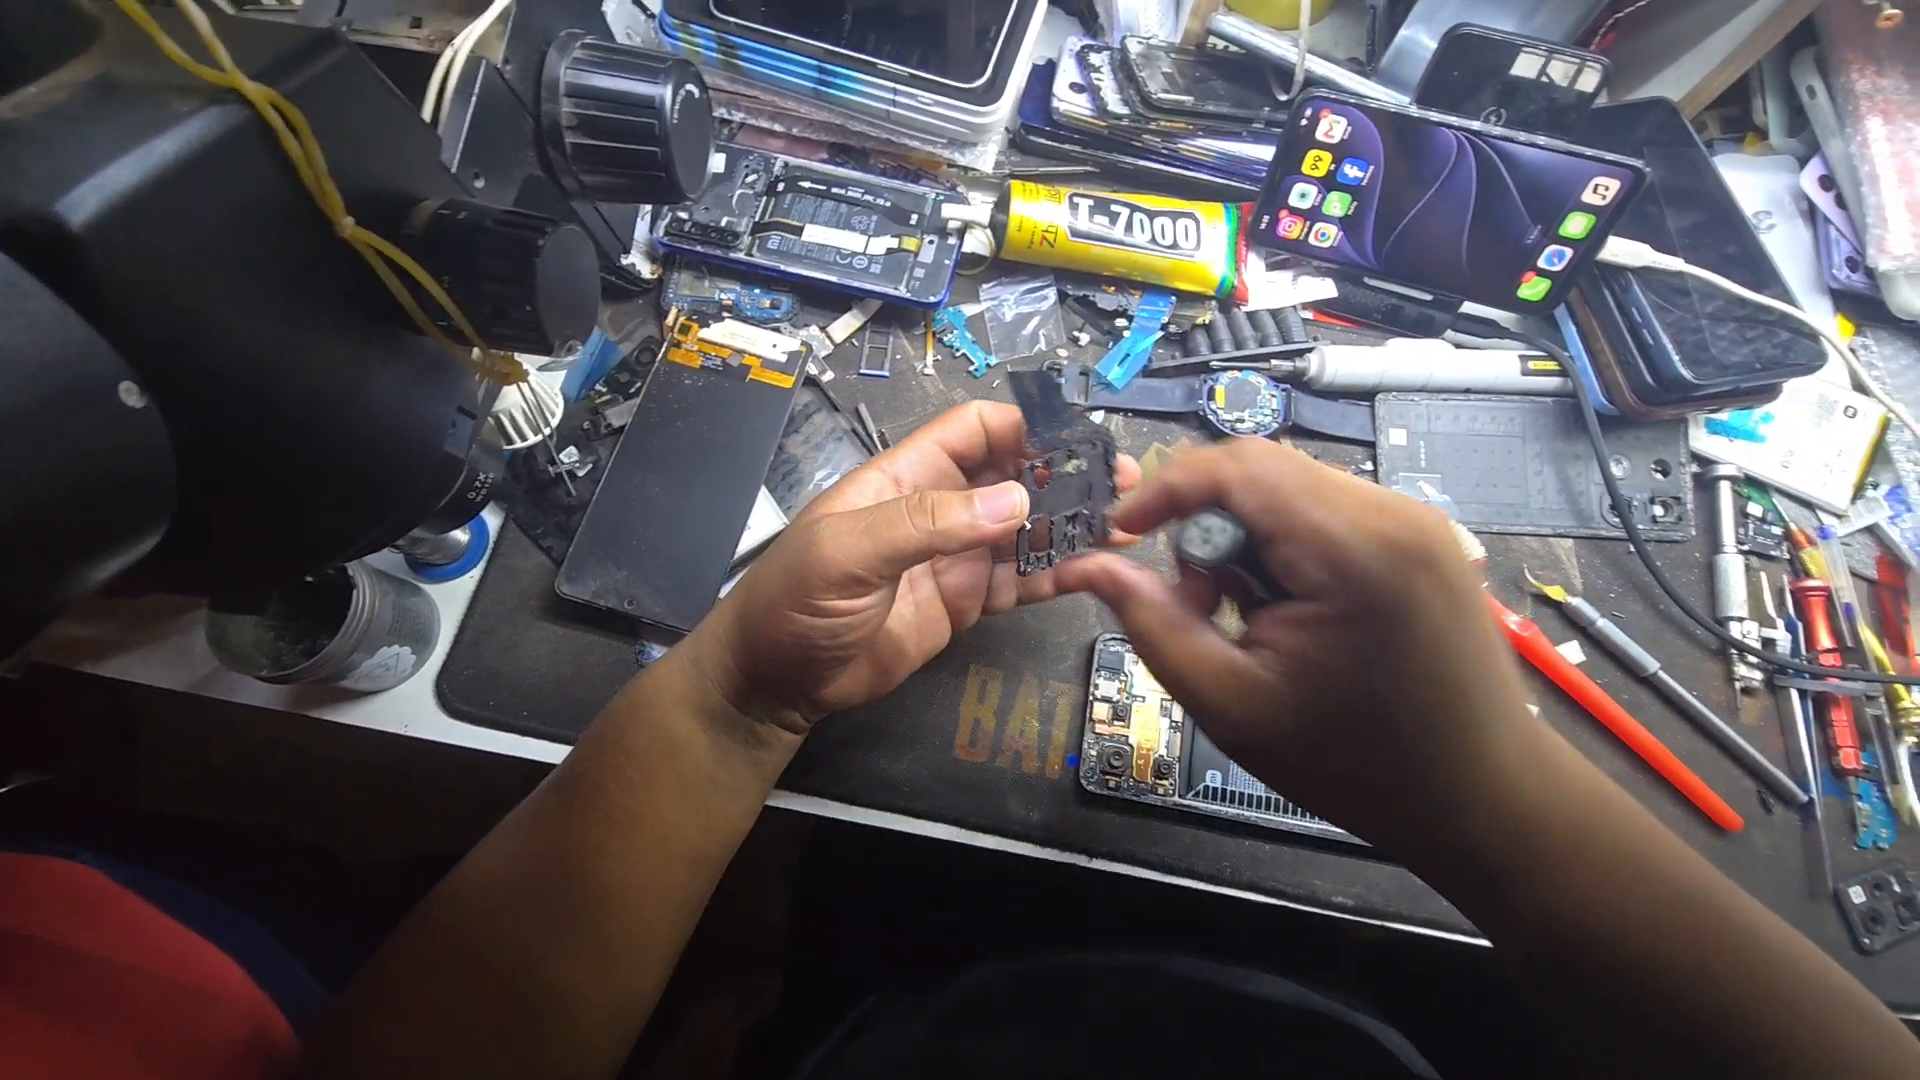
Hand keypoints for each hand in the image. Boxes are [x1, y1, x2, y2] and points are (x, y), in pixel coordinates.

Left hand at [681, 401, 1139, 735]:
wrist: (779, 681)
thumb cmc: (795, 602)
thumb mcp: (848, 550)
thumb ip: (927, 523)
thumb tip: (1015, 500)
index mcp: (908, 476)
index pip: (975, 430)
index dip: (1026, 427)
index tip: (1078, 440)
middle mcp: (941, 508)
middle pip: (1014, 475)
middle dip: (1066, 475)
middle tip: (1122, 486)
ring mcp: (958, 556)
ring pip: (1027, 528)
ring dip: (1073, 525)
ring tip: (1124, 528)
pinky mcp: (969, 601)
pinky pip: (1021, 580)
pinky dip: (1058, 574)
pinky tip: (1096, 571)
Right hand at [1051, 439, 1537, 843]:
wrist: (1483, 801)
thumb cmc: (1353, 764)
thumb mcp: (1228, 701)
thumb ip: (1152, 623)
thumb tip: (1088, 568)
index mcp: (1352, 548)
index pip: (1238, 465)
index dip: (1165, 487)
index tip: (1121, 533)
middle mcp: (1392, 512)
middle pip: (1261, 473)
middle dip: (1205, 525)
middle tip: (1195, 604)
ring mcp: (1415, 520)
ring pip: (1287, 491)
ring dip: (1242, 540)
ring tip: (1241, 617)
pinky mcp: (1419, 537)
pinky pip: (1321, 513)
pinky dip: (1281, 548)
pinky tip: (1285, 609)